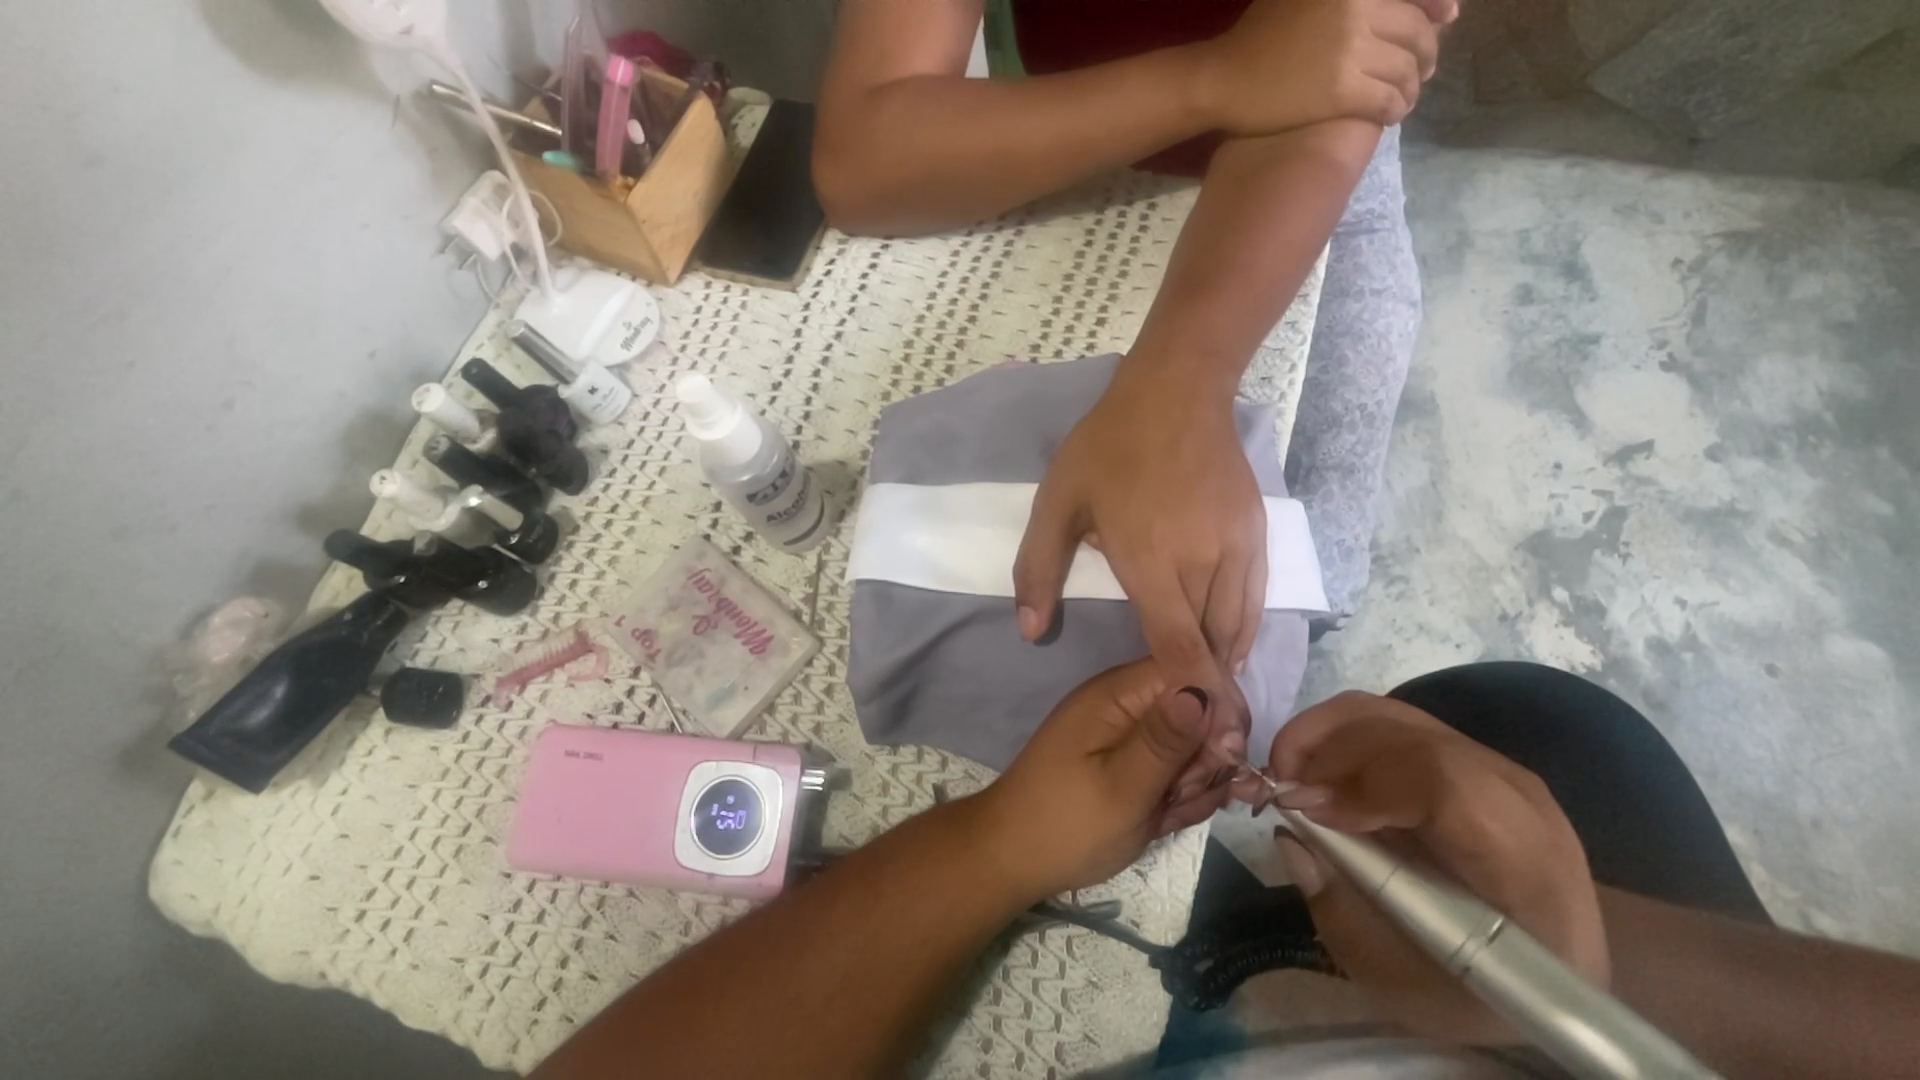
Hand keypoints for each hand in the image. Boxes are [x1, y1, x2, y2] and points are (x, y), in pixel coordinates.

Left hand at [976, 660, 1211, 899]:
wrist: (1013, 861)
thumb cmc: (1064, 824)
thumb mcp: (1121, 787)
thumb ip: (1166, 741)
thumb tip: (1203, 689)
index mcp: (1118, 695)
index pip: (1191, 669)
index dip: (1219, 709)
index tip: (1225, 756)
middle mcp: (1127, 706)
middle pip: (1200, 711)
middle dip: (1206, 756)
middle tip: (1179, 795)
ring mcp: (1130, 736)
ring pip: (1196, 747)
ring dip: (1195, 783)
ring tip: (1165, 813)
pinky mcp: (1134, 765)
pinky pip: (1178, 771)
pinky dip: (1181, 796)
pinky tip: (1163, 820)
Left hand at [1014, 360, 1262, 827]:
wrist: (1177, 390)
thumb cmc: (1108, 446)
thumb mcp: (1057, 503)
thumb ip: (1038, 570)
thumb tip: (1029, 632)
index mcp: (1150, 562)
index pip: (1177, 650)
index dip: (1189, 699)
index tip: (1194, 739)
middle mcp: (1201, 564)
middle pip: (1212, 649)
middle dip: (1206, 693)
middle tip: (1197, 733)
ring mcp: (1237, 549)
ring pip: (1237, 628)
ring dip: (1222, 664)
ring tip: (1209, 697)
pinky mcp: (1257, 534)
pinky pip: (1255, 600)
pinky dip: (1243, 631)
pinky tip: (1230, 648)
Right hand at [1194, 0, 1456, 132]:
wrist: (1223, 78)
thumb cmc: (1255, 36)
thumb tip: (1385, 5)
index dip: (1438, 5)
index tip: (1449, 17)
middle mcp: (1359, 8)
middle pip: (1415, 32)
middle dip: (1427, 52)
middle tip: (1425, 69)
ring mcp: (1351, 49)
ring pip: (1406, 69)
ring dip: (1412, 86)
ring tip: (1406, 96)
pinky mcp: (1342, 90)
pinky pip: (1387, 99)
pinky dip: (1396, 108)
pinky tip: (1393, 114)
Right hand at [1266, 692, 1608, 1041]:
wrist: (1551, 973)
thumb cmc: (1479, 993)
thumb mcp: (1401, 980)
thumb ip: (1341, 908)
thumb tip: (1289, 835)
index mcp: (1519, 859)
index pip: (1444, 783)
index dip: (1361, 784)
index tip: (1302, 811)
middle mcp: (1511, 793)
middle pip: (1402, 733)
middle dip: (1321, 749)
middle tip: (1275, 790)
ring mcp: (1489, 764)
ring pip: (1387, 715)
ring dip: (1321, 736)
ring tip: (1289, 779)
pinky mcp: (1464, 755)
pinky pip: (1389, 724)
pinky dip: (1339, 739)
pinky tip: (1319, 777)